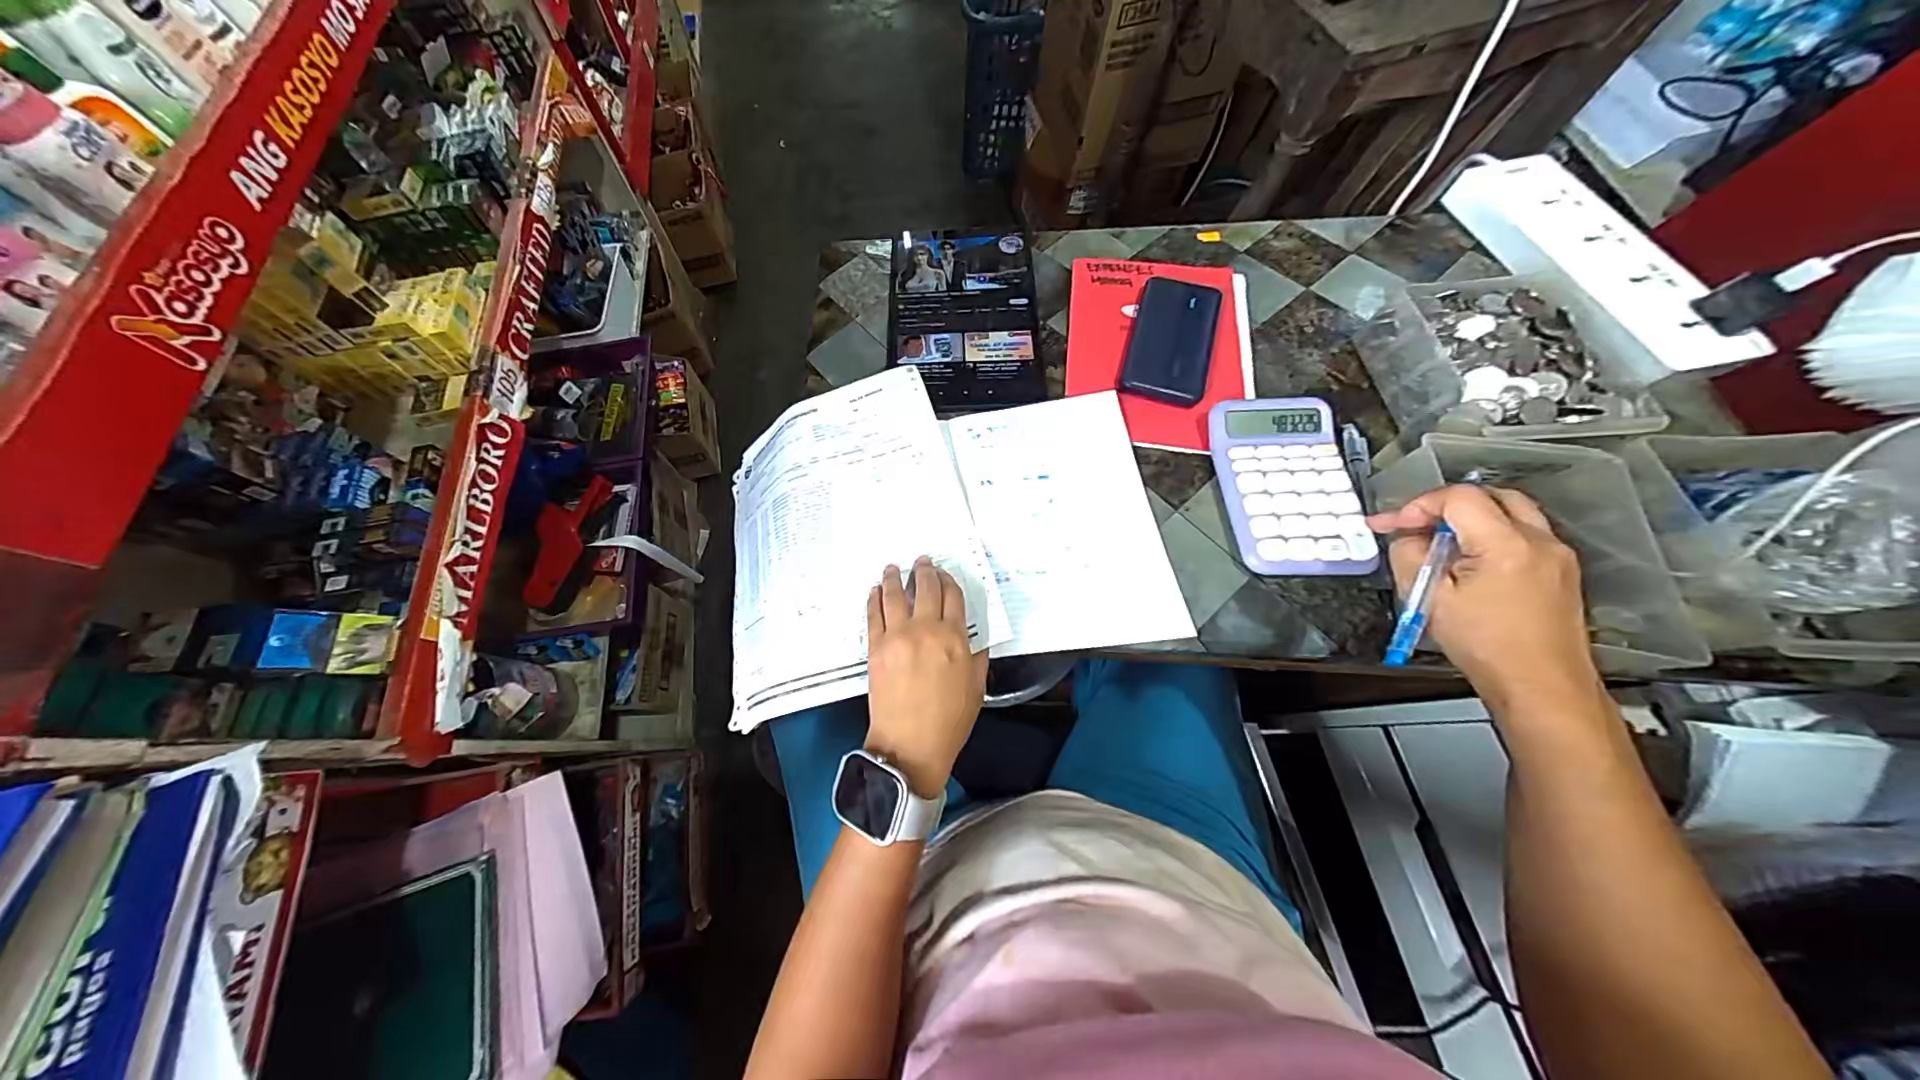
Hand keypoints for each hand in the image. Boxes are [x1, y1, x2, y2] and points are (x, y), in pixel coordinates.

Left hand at [864, 557, 986, 796]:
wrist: (910, 744)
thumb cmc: (949, 720)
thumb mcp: (976, 686)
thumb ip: (977, 655)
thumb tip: (974, 636)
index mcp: (954, 638)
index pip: (953, 596)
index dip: (949, 580)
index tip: (945, 574)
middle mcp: (926, 630)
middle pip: (926, 588)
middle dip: (925, 571)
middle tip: (922, 561)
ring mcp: (898, 637)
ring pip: (895, 595)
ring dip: (895, 577)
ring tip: (893, 568)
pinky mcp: (876, 648)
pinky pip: (874, 614)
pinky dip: (875, 599)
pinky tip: (875, 592)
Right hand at [1366, 485, 1599, 708]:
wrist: (1541, 687)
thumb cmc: (1488, 648)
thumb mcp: (1429, 599)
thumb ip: (1409, 557)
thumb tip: (1407, 538)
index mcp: (1507, 545)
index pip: (1459, 498)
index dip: (1418, 506)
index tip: (1392, 524)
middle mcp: (1540, 542)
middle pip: (1489, 496)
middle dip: (1446, 506)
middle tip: (1416, 527)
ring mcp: (1557, 557)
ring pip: (1510, 513)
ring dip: (1471, 521)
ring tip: (1441, 547)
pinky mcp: (1561, 573)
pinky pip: (1523, 536)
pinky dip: (1491, 537)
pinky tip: (1469, 565)